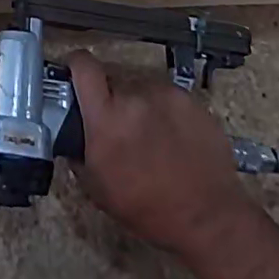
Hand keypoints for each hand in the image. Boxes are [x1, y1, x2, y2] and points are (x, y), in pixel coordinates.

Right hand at [65, 51, 265, 260]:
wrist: (205, 213)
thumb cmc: (148, 208)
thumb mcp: (98, 189)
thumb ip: (80, 150)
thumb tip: (74, 132)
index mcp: (106, 118)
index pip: (84, 66)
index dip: (77, 64)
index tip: (76, 70)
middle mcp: (134, 96)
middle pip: (114, 81)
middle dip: (113, 101)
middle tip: (120, 129)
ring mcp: (165, 93)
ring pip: (142, 89)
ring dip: (140, 106)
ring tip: (151, 139)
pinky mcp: (189, 97)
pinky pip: (167, 96)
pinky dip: (165, 111)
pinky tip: (173, 138)